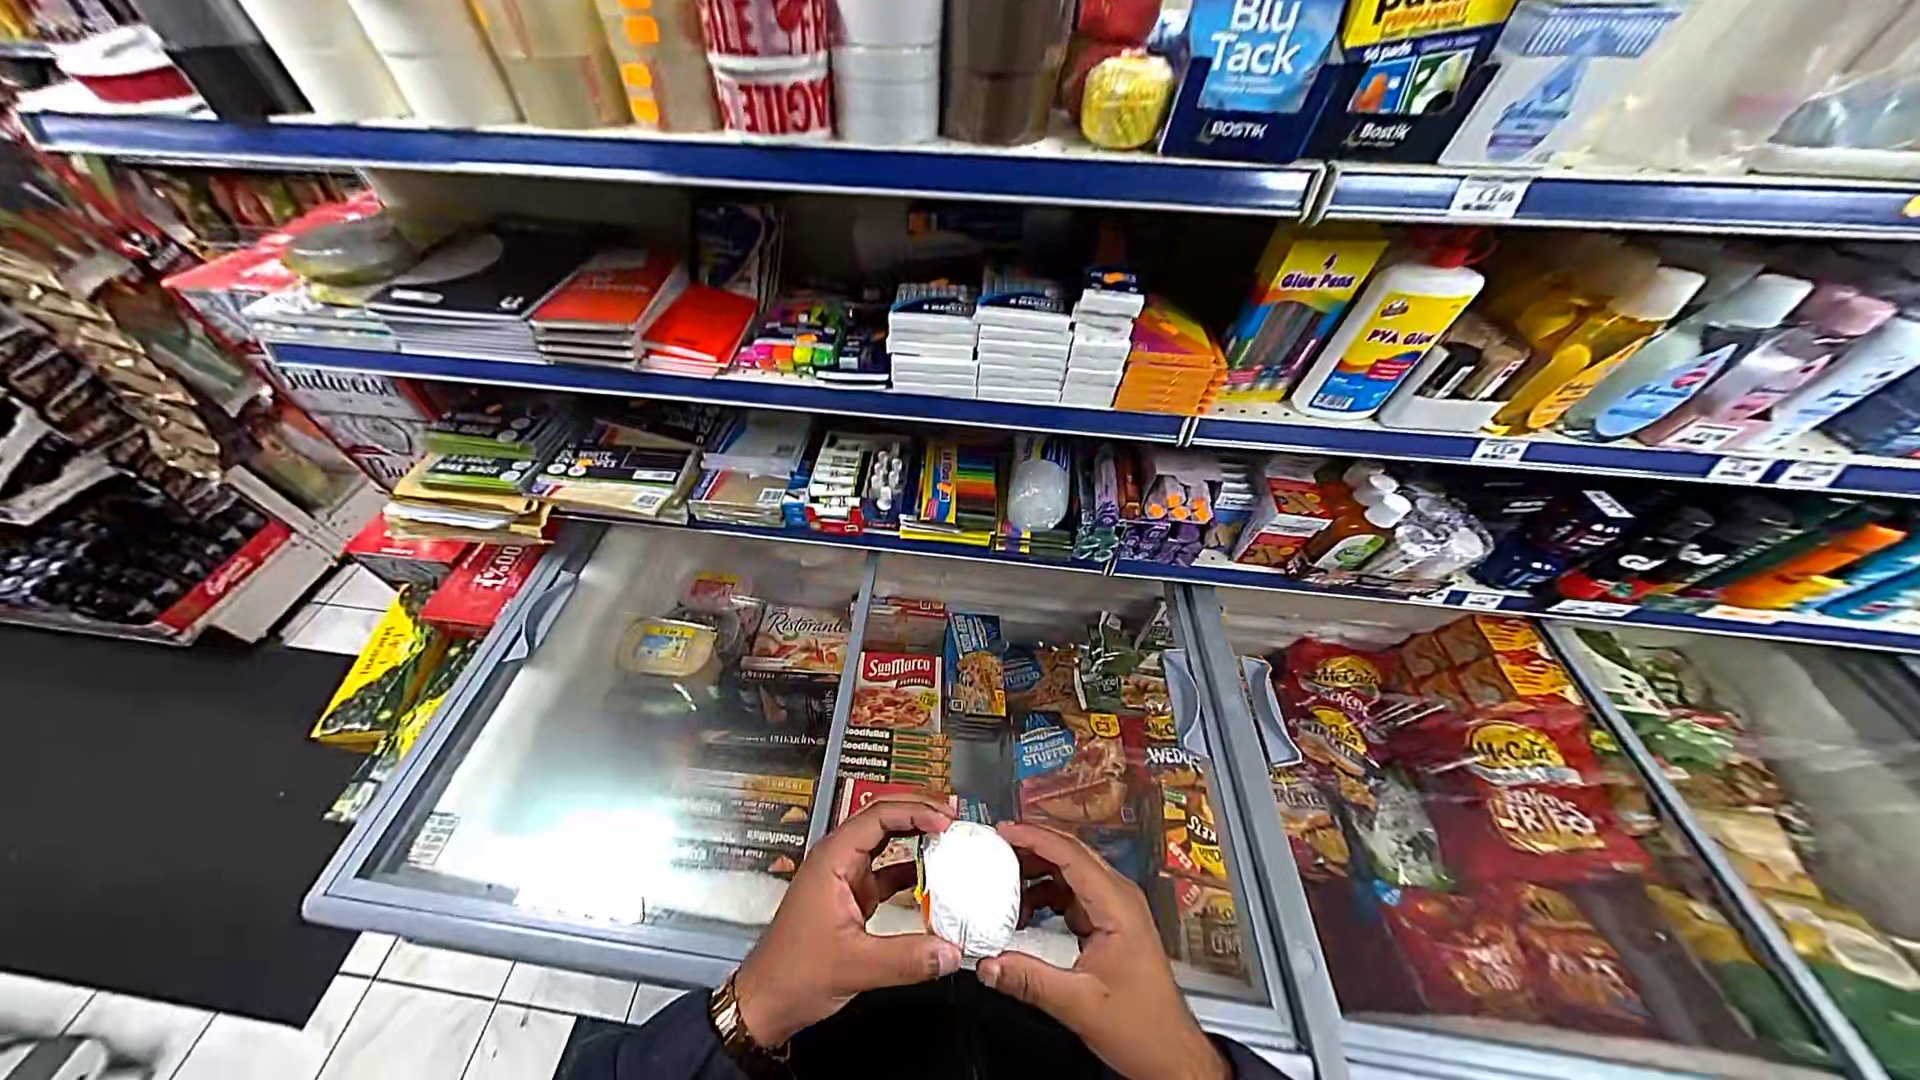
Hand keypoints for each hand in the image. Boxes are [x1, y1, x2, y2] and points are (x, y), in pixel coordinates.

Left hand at [734, 794, 962, 1044]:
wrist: (766, 1002)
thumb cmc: (794, 974)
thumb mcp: (855, 966)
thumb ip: (906, 959)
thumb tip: (950, 952)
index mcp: (833, 857)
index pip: (879, 815)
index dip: (915, 812)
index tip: (945, 821)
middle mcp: (839, 856)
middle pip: (883, 816)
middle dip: (918, 810)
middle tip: (952, 816)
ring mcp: (846, 874)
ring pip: (885, 838)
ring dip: (915, 832)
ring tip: (947, 833)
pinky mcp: (853, 894)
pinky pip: (887, 868)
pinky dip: (911, 866)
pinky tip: (933, 873)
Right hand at [978, 822, 1228, 1079]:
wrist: (1172, 1055)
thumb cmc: (1143, 1028)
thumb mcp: (1080, 1005)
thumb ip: (1030, 981)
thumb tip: (989, 965)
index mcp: (1117, 904)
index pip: (1071, 854)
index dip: (1035, 836)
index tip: (1005, 830)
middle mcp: (1118, 896)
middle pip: (1070, 853)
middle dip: (1032, 845)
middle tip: (996, 844)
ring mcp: (1114, 907)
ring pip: (1069, 871)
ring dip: (1037, 870)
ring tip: (1003, 875)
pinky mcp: (1107, 921)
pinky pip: (1071, 893)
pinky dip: (1045, 894)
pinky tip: (1024, 910)